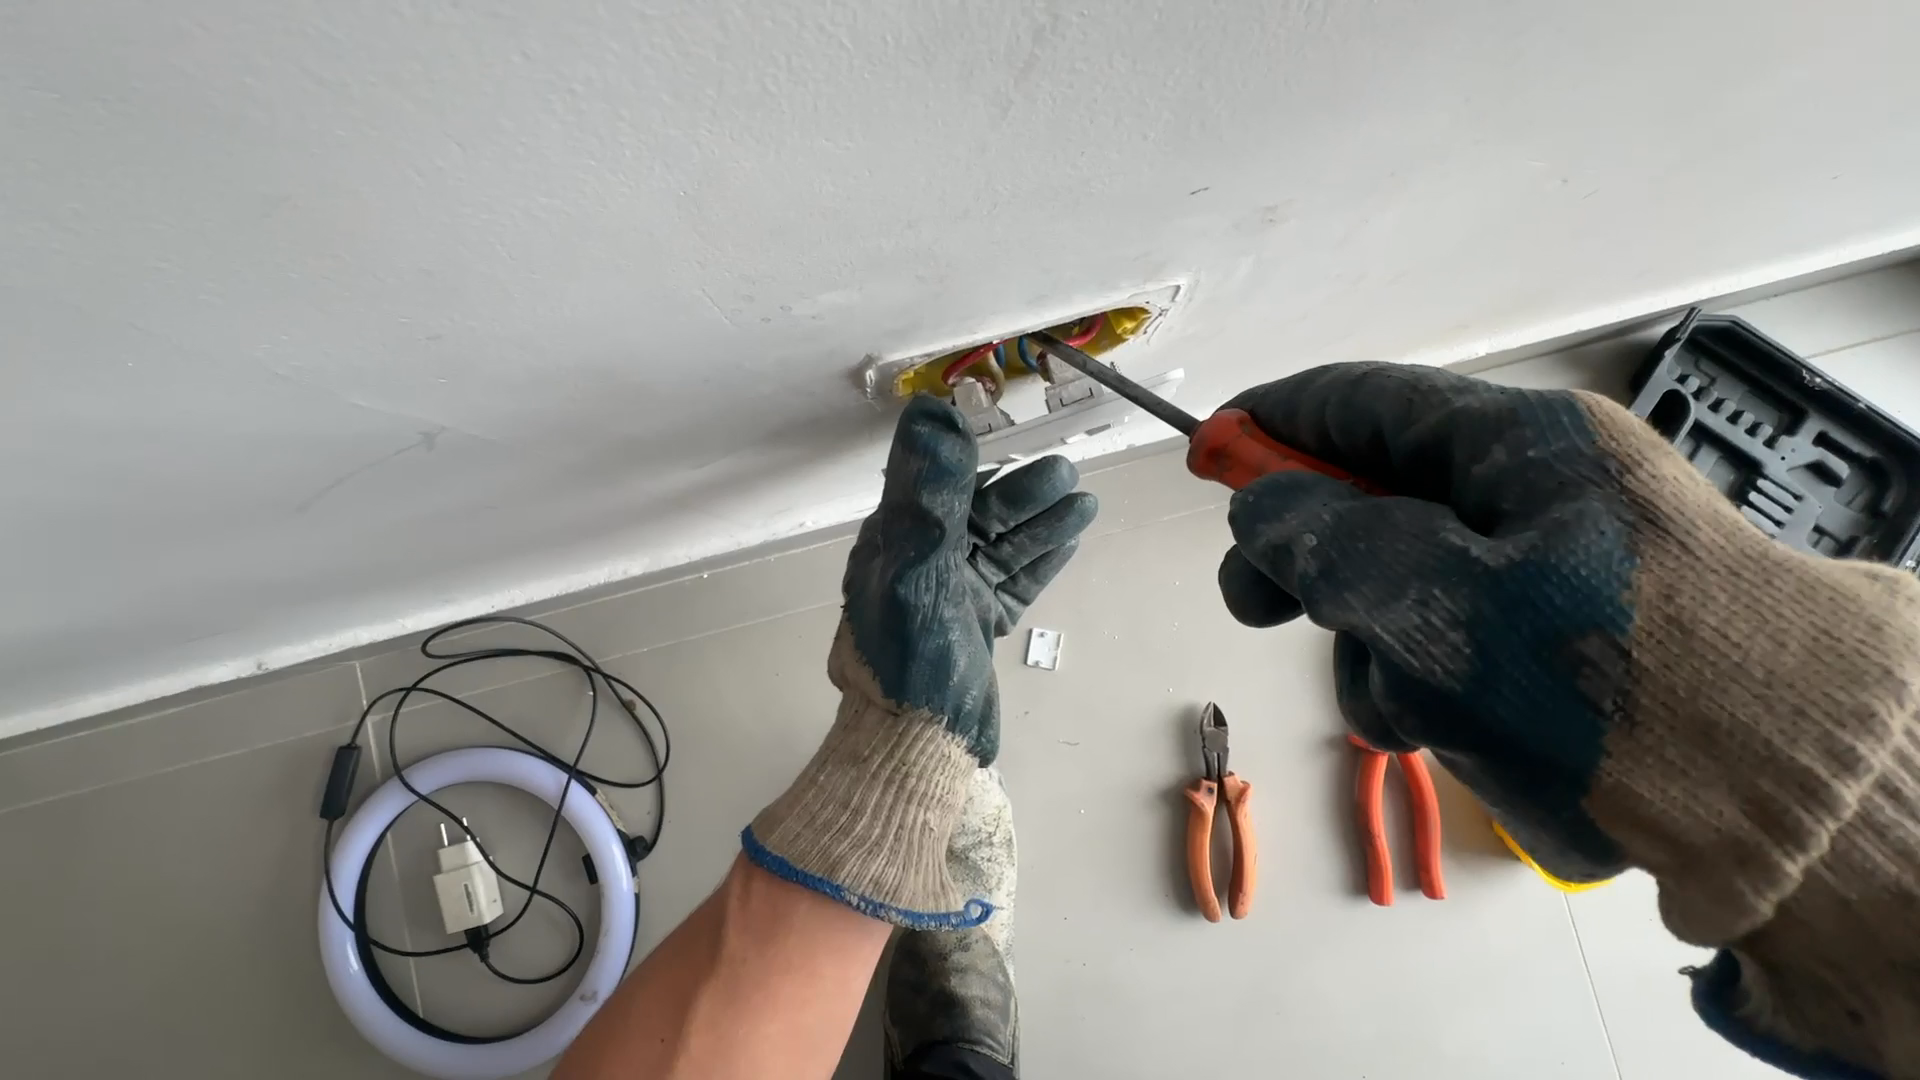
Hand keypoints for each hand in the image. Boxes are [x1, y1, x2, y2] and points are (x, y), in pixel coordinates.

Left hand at [746, 395, 1094, 926]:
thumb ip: (927, 494)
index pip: (936, 486)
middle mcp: (922, 562)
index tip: (1005, 435)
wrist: (915, 746)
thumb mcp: (917, 570)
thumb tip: (932, 411)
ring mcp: (952, 593)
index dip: (972, 460)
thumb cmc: (912, 659)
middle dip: (1023, 492)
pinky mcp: (977, 622)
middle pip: (979, 512)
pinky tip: (1069, 538)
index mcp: (895, 543)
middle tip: (1066, 472)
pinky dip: (1041, 557)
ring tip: (1082, 499)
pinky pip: (1014, 578)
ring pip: (1003, 544)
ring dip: (1041, 521)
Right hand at [1214, 361, 1919, 1078]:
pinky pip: (1431, 644)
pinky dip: (1412, 683)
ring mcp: (1530, 572)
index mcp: (1513, 446)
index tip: (1205, 448)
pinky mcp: (1537, 642)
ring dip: (1365, 642)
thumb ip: (1323, 538)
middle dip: (1302, 556)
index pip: (1357, 402)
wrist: (1794, 814)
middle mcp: (1522, 495)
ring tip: (1402, 701)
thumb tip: (1258, 508)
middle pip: (1363, 500)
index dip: (1269, 420)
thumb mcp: (1437, 599)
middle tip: (1250, 603)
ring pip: (1388, 585)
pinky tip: (1440, 723)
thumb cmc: (1606, 683)